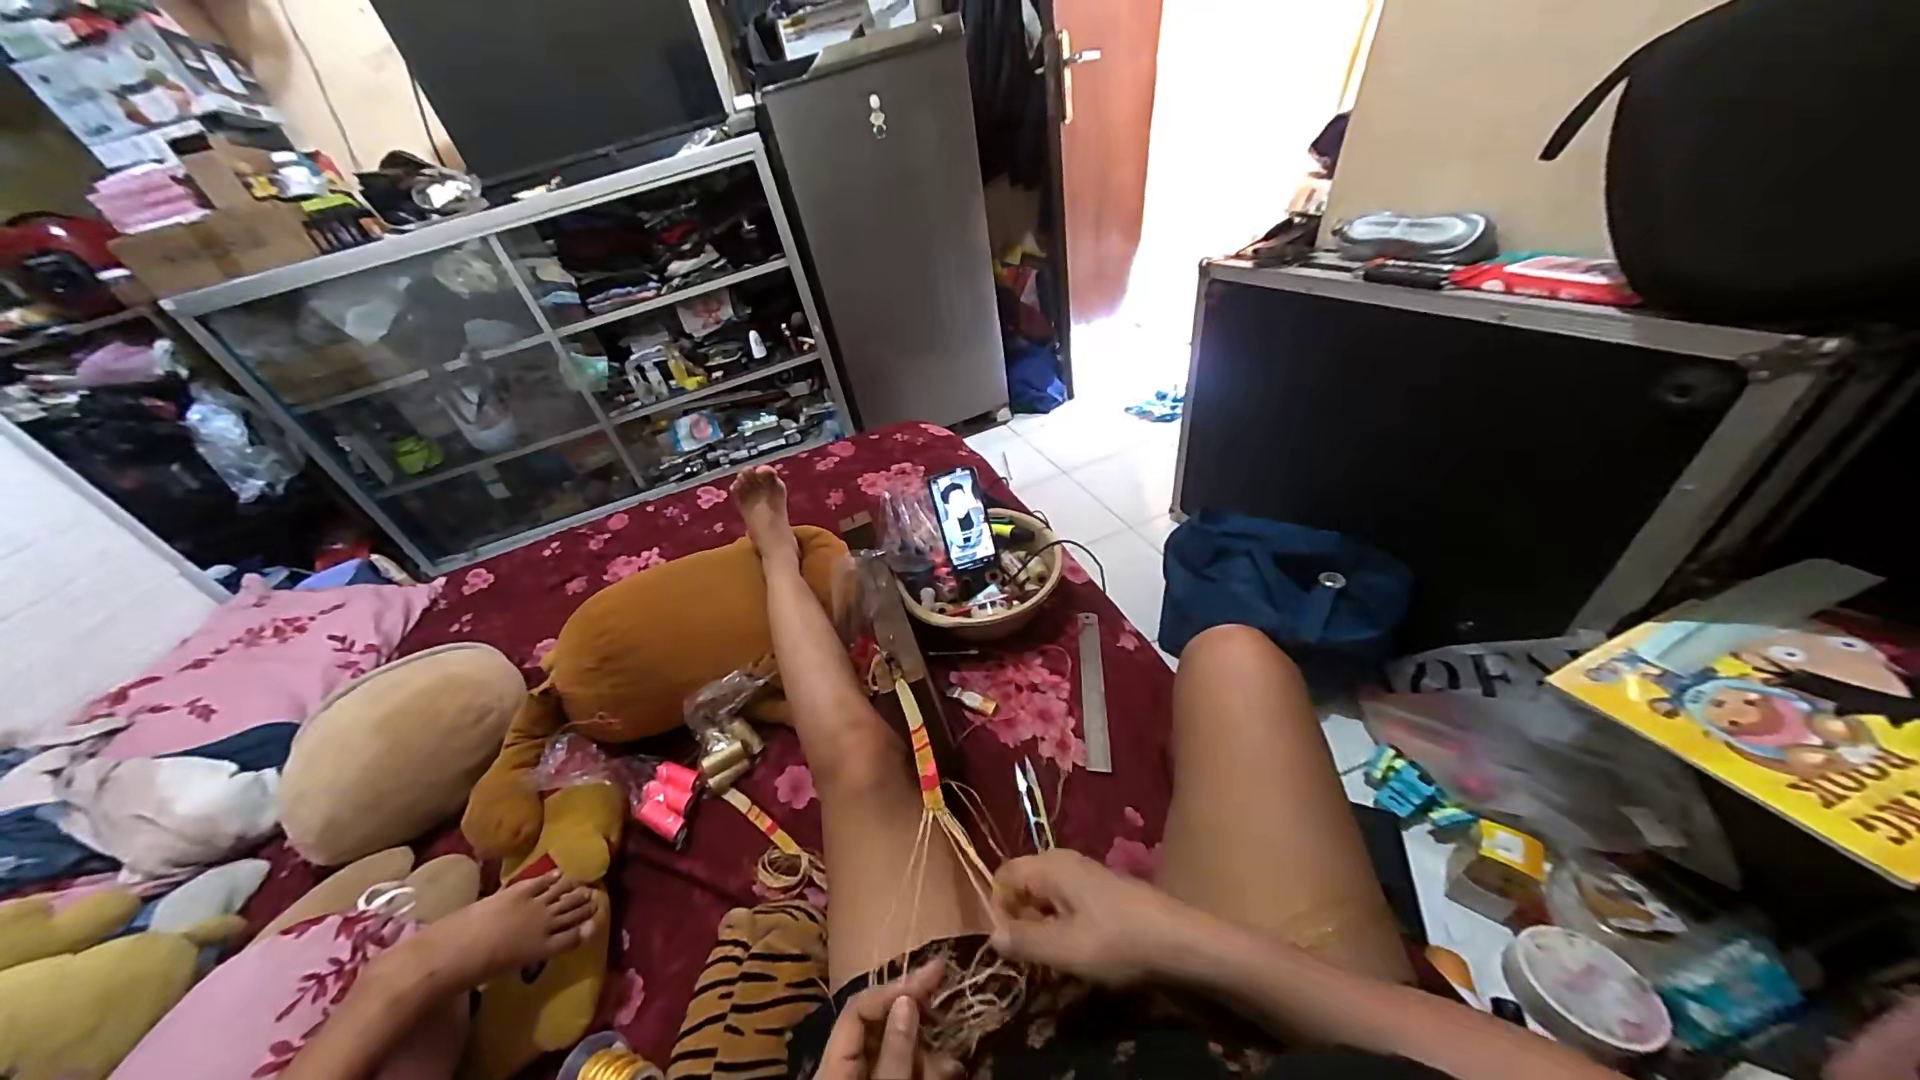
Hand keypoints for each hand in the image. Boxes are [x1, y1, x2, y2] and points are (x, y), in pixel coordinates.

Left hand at [414, 870, 598, 989]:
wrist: (449, 954)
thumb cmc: (472, 973)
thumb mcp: (506, 969)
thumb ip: (526, 956)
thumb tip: (533, 949)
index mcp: (542, 949)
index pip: (573, 937)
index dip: (586, 930)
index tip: (593, 924)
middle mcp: (545, 924)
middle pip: (572, 912)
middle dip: (585, 906)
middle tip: (594, 899)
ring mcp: (534, 904)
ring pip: (563, 894)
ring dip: (574, 889)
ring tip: (583, 885)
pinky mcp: (519, 890)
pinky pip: (543, 881)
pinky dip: (553, 877)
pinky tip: (559, 874)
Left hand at [816, 960, 959, 1079]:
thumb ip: (895, 1052)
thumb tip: (908, 999)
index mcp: (832, 1064)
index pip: (859, 1005)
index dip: (897, 987)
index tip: (936, 971)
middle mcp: (844, 1066)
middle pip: (880, 1024)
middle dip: (917, 1022)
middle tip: (947, 1016)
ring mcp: (862, 1077)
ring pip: (896, 1047)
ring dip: (927, 1051)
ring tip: (950, 1066)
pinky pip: (901, 1069)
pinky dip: (923, 1069)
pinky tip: (945, 1072)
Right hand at [989, 848, 1193, 985]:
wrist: (1179, 940)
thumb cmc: (1117, 941)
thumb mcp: (1064, 948)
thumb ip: (1023, 940)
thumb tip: (992, 934)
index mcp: (1049, 865)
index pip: (1003, 876)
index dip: (999, 910)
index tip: (1012, 946)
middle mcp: (1062, 860)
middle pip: (1023, 885)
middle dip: (1021, 919)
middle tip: (1034, 956)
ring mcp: (1083, 872)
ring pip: (1044, 895)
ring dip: (1042, 925)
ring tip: (1057, 956)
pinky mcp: (1099, 888)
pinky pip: (1064, 900)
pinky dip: (1062, 923)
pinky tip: (1079, 948)